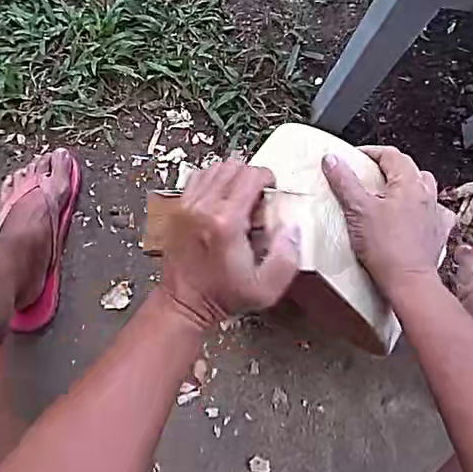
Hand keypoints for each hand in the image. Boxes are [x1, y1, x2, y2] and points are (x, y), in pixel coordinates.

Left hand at [156, 159, 302, 330]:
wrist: (184, 304)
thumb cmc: (221, 296)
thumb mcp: (266, 288)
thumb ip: (287, 257)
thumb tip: (293, 228)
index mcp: (226, 222)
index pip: (251, 175)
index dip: (268, 178)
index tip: (272, 191)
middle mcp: (204, 208)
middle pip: (234, 166)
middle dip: (251, 176)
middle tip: (258, 196)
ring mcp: (188, 206)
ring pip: (215, 167)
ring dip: (232, 176)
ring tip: (240, 196)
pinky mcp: (178, 208)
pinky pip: (199, 177)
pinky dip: (213, 180)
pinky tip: (221, 197)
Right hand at [321, 146, 454, 295]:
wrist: (409, 282)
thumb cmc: (386, 249)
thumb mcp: (358, 210)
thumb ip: (345, 182)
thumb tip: (333, 160)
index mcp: (408, 183)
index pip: (391, 154)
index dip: (372, 152)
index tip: (357, 157)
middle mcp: (426, 194)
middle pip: (409, 168)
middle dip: (389, 167)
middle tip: (369, 173)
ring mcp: (435, 213)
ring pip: (424, 187)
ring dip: (408, 184)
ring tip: (390, 192)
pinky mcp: (438, 232)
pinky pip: (434, 211)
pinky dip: (424, 208)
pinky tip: (414, 215)